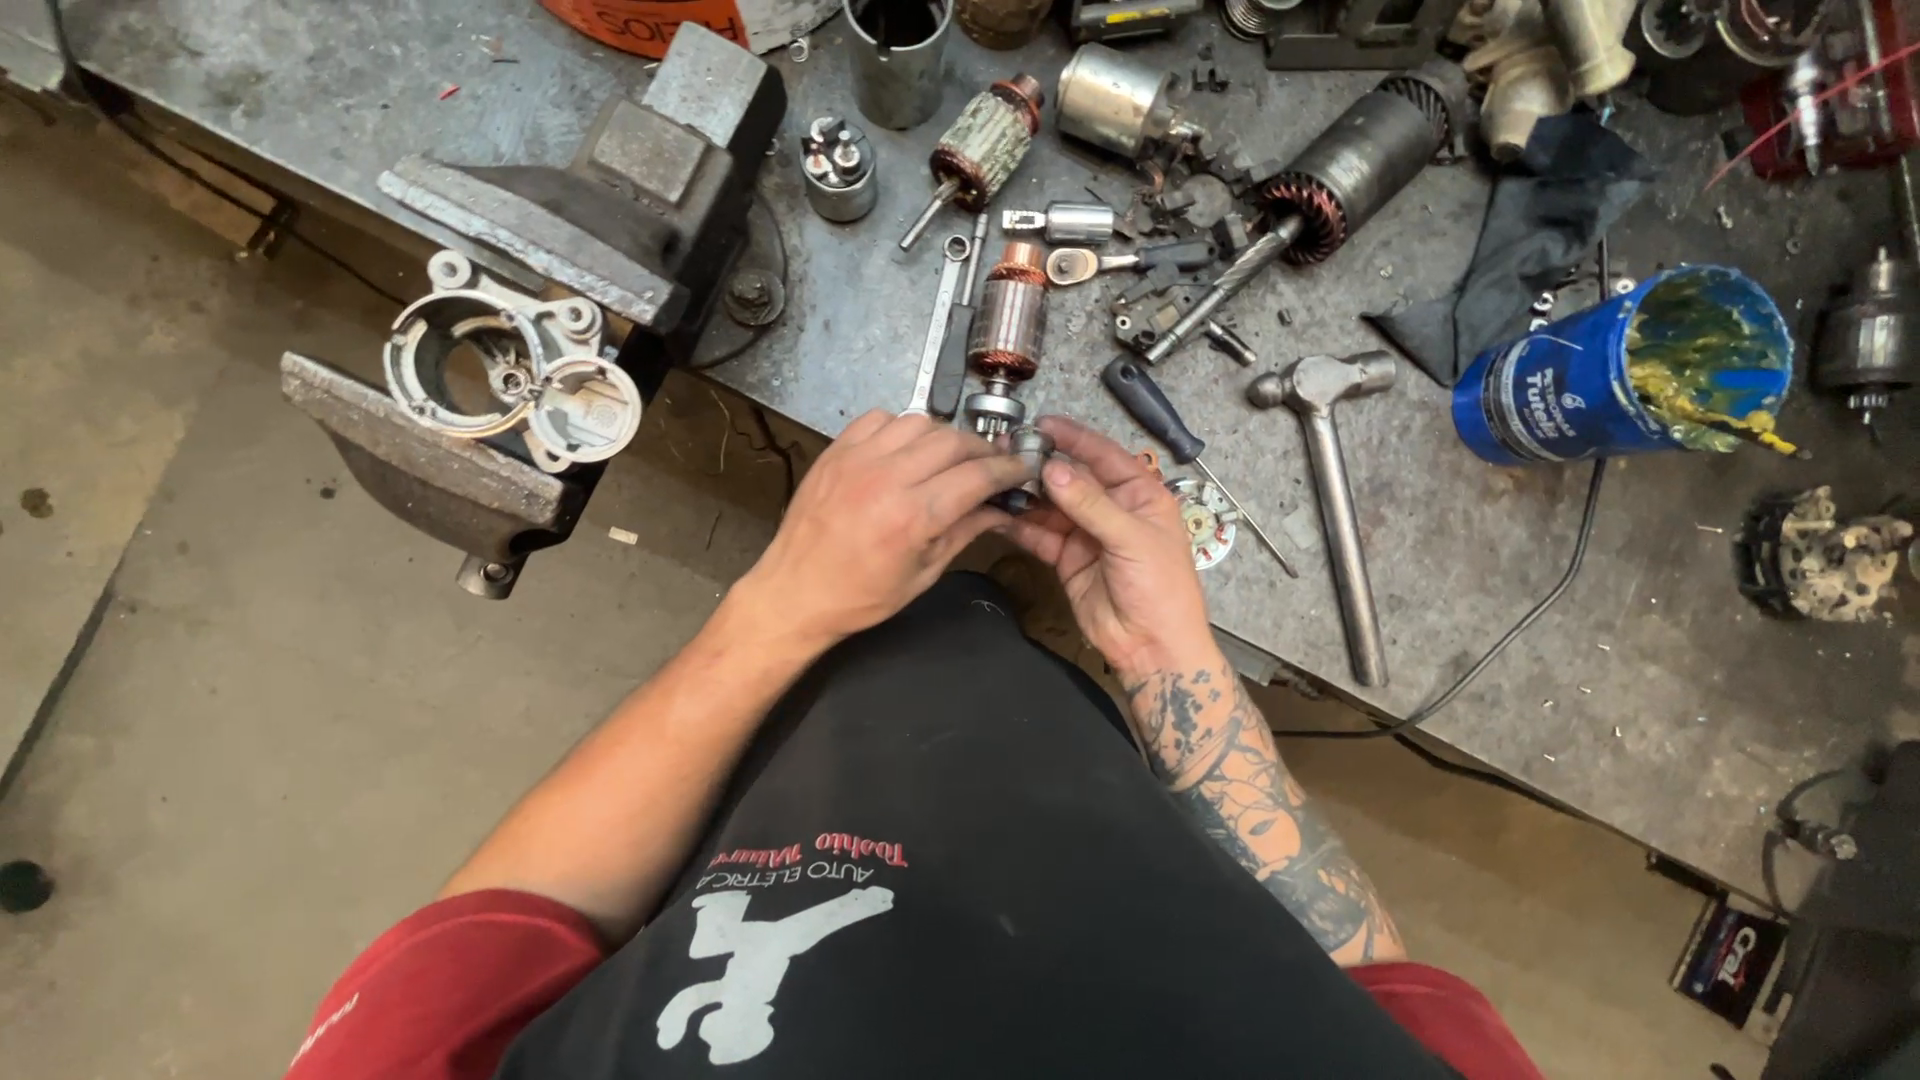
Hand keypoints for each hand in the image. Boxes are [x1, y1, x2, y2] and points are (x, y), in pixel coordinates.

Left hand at [731, 410, 1034, 646]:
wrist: (795, 592)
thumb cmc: (859, 596)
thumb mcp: (923, 574)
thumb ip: (964, 533)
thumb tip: (999, 510)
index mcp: (913, 517)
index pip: (977, 476)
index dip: (1008, 470)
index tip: (1021, 470)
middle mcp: (887, 478)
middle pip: (953, 441)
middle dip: (982, 450)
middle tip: (991, 465)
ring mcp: (858, 459)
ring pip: (920, 422)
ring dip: (945, 437)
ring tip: (951, 458)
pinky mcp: (836, 451)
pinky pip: (880, 418)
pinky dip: (903, 428)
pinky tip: (907, 450)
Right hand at [998, 416, 1218, 682]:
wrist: (1152, 646)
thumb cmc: (1161, 587)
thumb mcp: (1131, 539)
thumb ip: (1091, 504)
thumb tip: (1052, 470)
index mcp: (1140, 495)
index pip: (1103, 455)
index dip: (1074, 438)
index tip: (1042, 424)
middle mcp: (1111, 509)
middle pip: (1071, 479)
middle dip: (1042, 466)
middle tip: (1007, 453)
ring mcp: (1087, 534)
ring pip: (1051, 506)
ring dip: (1026, 495)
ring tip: (996, 481)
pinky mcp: (1066, 559)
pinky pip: (1040, 536)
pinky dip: (1020, 526)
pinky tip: (999, 514)